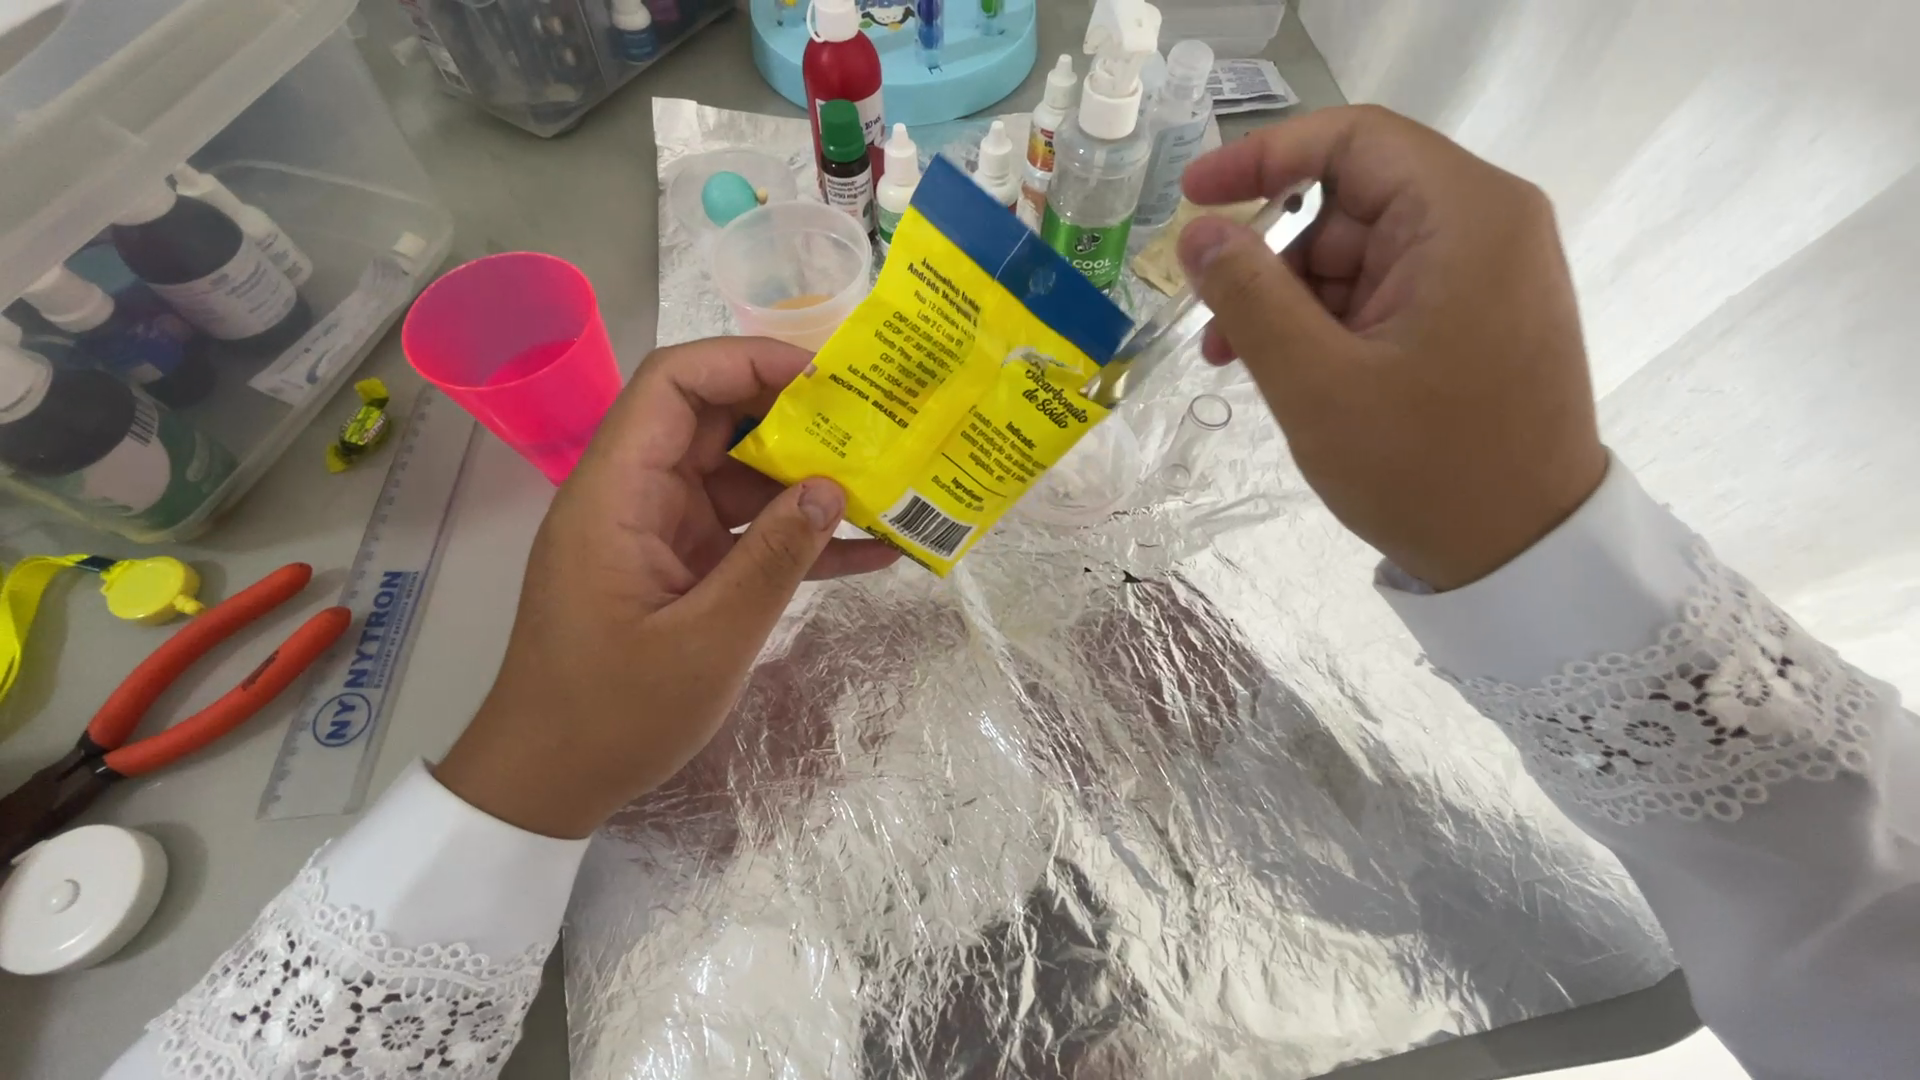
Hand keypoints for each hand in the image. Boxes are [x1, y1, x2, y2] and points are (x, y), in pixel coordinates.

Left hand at [435, 338, 899, 837]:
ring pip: (740, 477)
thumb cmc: (614, 714)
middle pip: (715, 422)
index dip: (747, 362)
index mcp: (618, 493)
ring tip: (886, 484)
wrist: (552, 781)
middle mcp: (638, 496)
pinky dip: (799, 539)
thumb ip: (774, 559)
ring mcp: (663, 532)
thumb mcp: (709, 640)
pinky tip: (870, 552)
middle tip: (873, 424)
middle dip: (794, 418)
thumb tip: (832, 490)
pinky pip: (747, 534)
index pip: (675, 384)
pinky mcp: (685, 568)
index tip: (824, 380)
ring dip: (808, 482)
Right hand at [1178, 106, 1607, 589]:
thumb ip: (1249, 297)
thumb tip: (1197, 233)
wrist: (1521, 552)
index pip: (1352, 140)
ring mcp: (1480, 275)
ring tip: (1238, 363)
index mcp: (1463, 217)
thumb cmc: (1421, 467)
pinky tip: (1289, 371)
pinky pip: (1377, 295)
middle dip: (1269, 256)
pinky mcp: (1469, 318)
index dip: (1261, 157)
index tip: (1191, 197)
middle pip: (1348, 203)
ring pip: (1355, 255)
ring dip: (1287, 300)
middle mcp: (1482, 227)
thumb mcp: (1315, 383)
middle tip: (1212, 324)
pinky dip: (1323, 324)